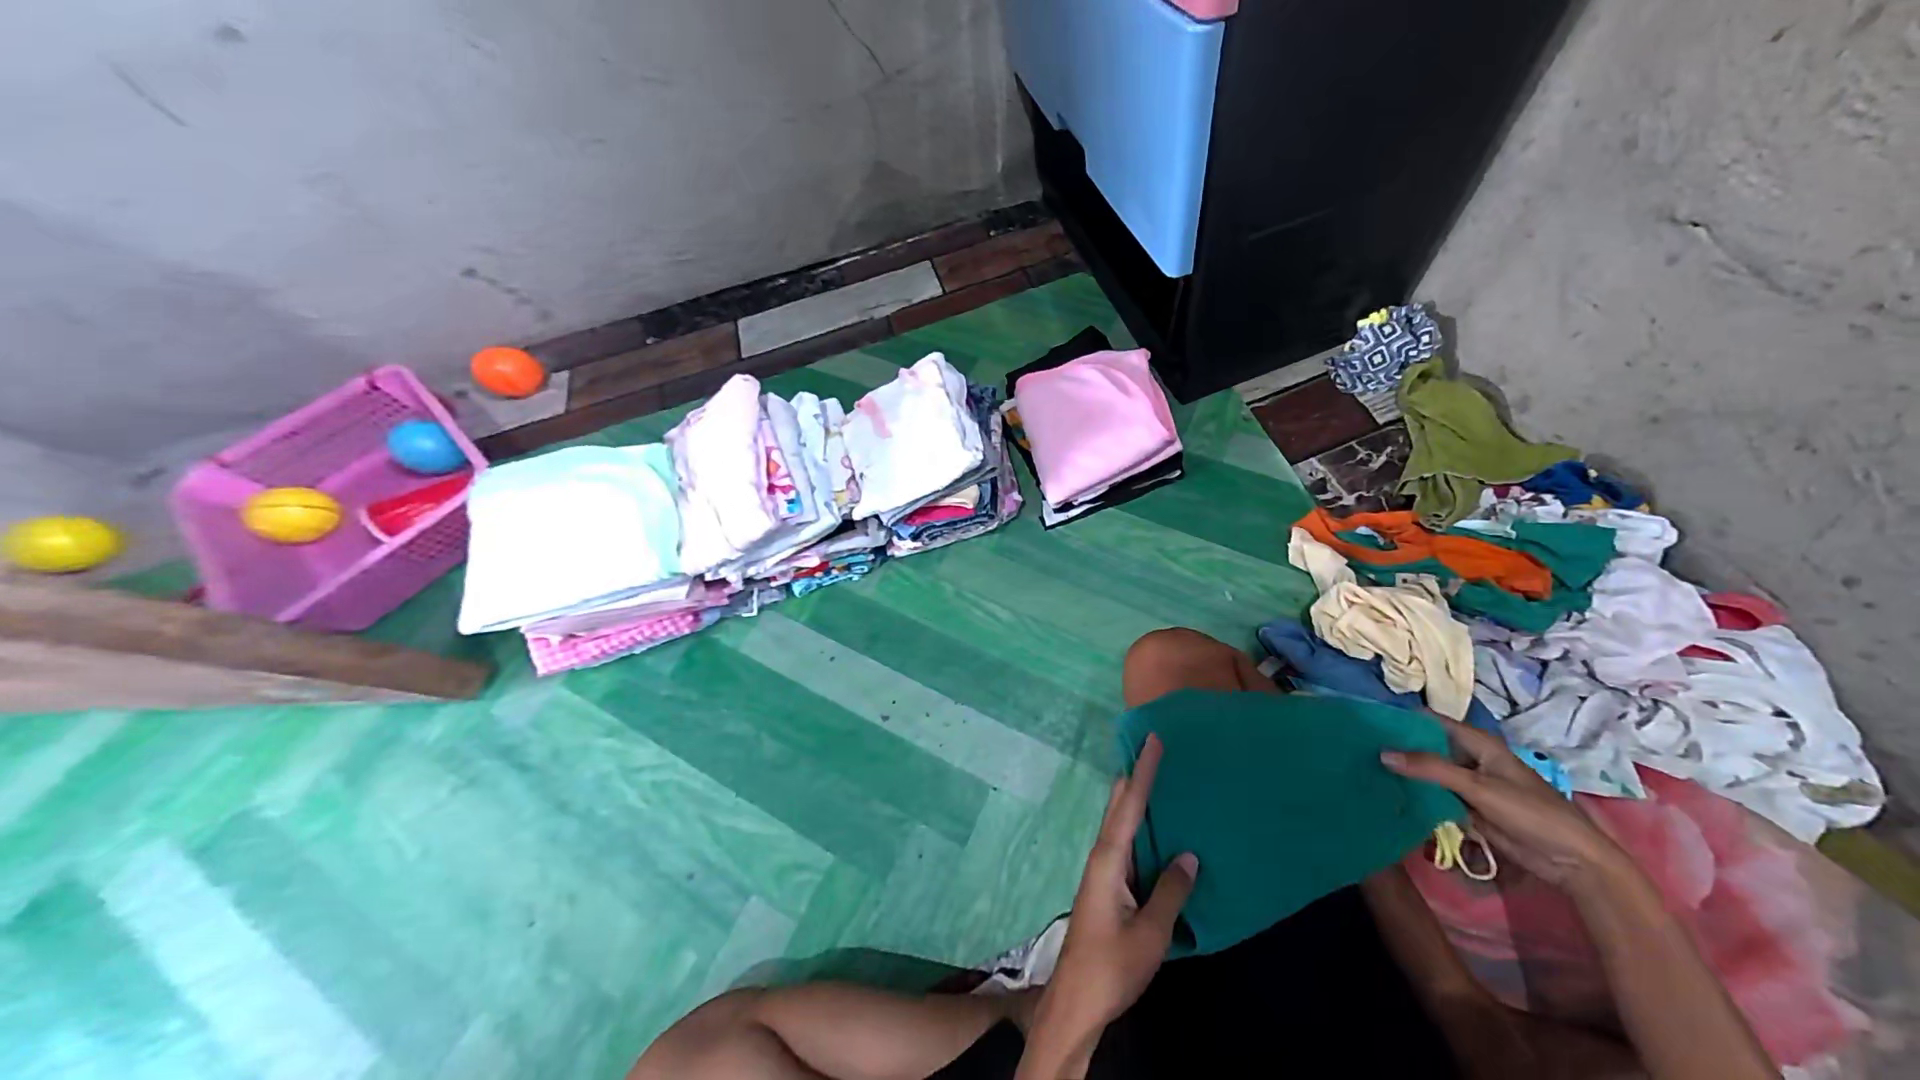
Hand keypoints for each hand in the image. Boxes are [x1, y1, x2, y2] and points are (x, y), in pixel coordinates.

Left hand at [1018, 734, 1197, 1078]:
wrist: (1077, 1000)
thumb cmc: (1113, 965)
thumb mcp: (1151, 932)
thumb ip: (1171, 891)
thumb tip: (1188, 855)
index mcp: (1109, 860)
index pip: (1130, 806)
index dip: (1143, 772)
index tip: (1152, 741)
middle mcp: (1101, 857)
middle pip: (1120, 808)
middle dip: (1136, 776)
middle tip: (1152, 747)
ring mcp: (1102, 872)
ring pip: (1120, 825)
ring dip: (1135, 800)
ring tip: (1155, 775)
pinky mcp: (1106, 886)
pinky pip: (1125, 845)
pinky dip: (1138, 827)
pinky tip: (1154, 830)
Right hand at [1381, 716, 1628, 897]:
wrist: (1571, 860)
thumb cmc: (1531, 813)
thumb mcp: (1478, 787)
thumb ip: (1430, 768)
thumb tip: (1382, 753)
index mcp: (1477, 743)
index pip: (1431, 721)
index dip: (1402, 720)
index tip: (1366, 723)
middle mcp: (1470, 758)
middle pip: (1426, 747)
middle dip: (1397, 748)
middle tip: (1357, 749)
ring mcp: (1468, 784)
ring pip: (1428, 773)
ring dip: (1404, 774)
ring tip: (1365, 770)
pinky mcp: (1467, 808)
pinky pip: (1434, 796)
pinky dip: (1416, 795)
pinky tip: (1389, 795)